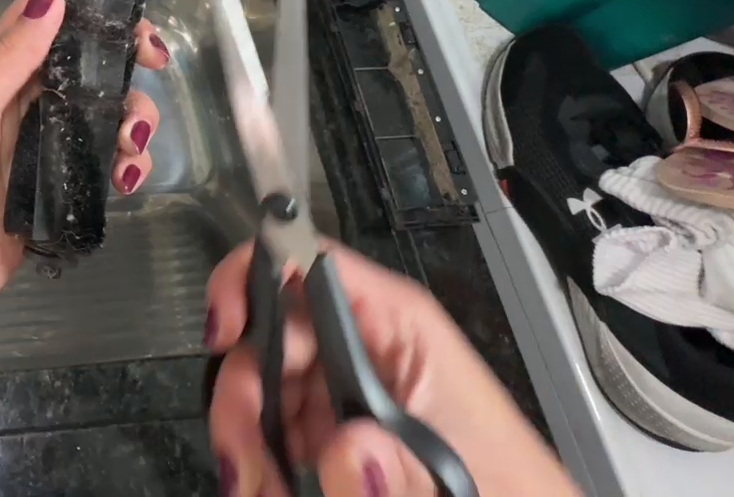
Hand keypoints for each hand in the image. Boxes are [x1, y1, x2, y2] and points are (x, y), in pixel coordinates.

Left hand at [0, 0, 171, 324]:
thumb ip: (7, 58)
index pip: (44, 22)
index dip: (87, 9)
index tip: (130, 14)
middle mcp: (21, 102)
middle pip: (85, 65)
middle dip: (125, 61)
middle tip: (157, 65)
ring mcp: (41, 146)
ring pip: (102, 113)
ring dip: (131, 117)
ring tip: (132, 144)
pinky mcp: (57, 188)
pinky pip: (101, 162)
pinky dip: (124, 163)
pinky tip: (127, 181)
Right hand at [205, 242, 576, 496]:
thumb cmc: (513, 492)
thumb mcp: (459, 481)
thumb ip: (402, 473)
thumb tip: (343, 454)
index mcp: (392, 320)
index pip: (306, 261)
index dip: (250, 276)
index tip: (220, 333)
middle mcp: (359, 337)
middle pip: (268, 329)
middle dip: (241, 392)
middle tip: (242, 466)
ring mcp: (344, 379)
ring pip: (263, 377)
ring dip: (246, 433)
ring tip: (256, 491)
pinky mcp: (337, 422)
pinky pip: (278, 419)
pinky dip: (263, 454)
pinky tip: (269, 487)